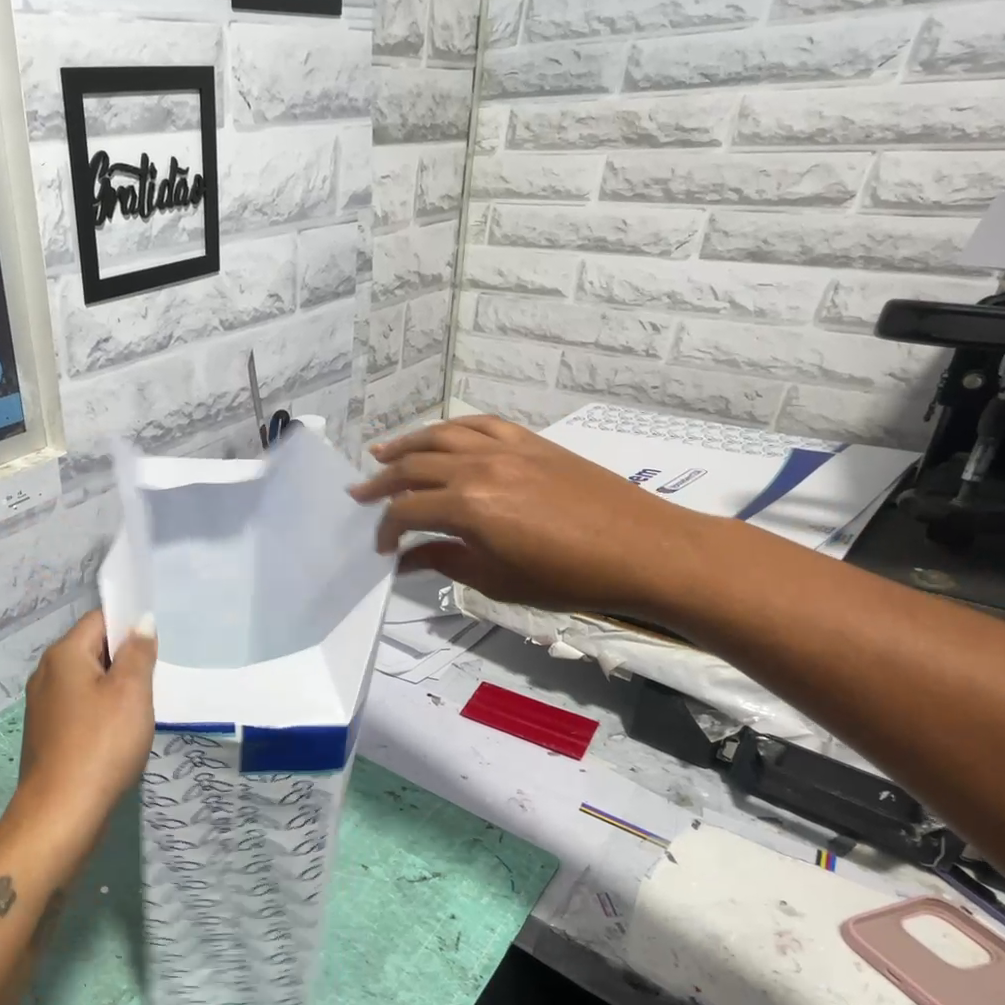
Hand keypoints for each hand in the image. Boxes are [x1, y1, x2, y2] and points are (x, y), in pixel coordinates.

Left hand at [14, 611, 157, 831]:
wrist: (61, 813)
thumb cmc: (101, 744)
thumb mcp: (131, 693)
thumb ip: (139, 652)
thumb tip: (141, 622)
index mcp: (63, 655)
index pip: (99, 620)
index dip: (128, 628)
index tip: (155, 650)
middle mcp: (46, 674)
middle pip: (91, 650)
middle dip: (124, 662)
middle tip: (154, 683)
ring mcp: (42, 706)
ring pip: (86, 683)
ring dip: (114, 692)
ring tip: (140, 713)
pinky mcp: (46, 735)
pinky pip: (78, 710)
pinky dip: (100, 716)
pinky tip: (118, 738)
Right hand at [348, 415, 719, 619]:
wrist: (645, 550)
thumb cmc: (568, 578)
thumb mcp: (496, 580)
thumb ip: (444, 561)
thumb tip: (405, 559)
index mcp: (466, 507)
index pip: (405, 512)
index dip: (385, 531)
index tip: (382, 549)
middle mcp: (477, 467)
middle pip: (412, 467)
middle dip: (380, 484)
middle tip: (358, 495)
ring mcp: (505, 448)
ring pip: (439, 435)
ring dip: (405, 445)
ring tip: (381, 454)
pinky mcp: (530, 441)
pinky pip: (479, 424)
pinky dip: (450, 428)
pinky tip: (439, 436)